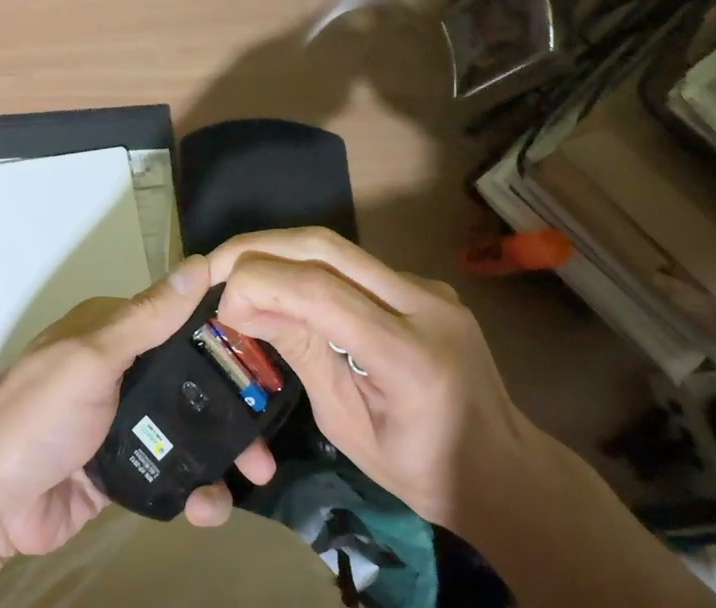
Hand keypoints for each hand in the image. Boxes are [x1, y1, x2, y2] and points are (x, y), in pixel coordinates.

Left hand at [0, 254, 275, 561]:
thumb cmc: (38, 416)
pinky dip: (194, 489)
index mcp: (105, 333)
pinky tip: (209, 506)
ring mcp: (115, 424)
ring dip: (220, 453)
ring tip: (254, 475)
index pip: (172, 322)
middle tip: (267, 439)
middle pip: (184, 382)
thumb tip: (199, 263)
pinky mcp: (118, 471)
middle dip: (229, 408)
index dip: (218, 337)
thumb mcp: (92, 358)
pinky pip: (167, 474)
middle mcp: (114, 372)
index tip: (267, 357)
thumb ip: (147, 317)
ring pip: (181, 431)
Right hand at [208, 228, 540, 535]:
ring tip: (234, 273)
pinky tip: (280, 288)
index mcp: (407, 354)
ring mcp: (427, 288)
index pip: (317, 290)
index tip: (221, 307)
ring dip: (277, 251)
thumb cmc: (422, 468)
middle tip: (212, 267)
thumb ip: (302, 354)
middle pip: (323, 245)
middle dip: (257, 249)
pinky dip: (305, 266)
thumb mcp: (347, 425)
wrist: (503, 470)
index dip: (257, 284)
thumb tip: (241, 307)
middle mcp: (423, 304)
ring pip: (335, 246)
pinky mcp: (422, 286)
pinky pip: (352, 264)